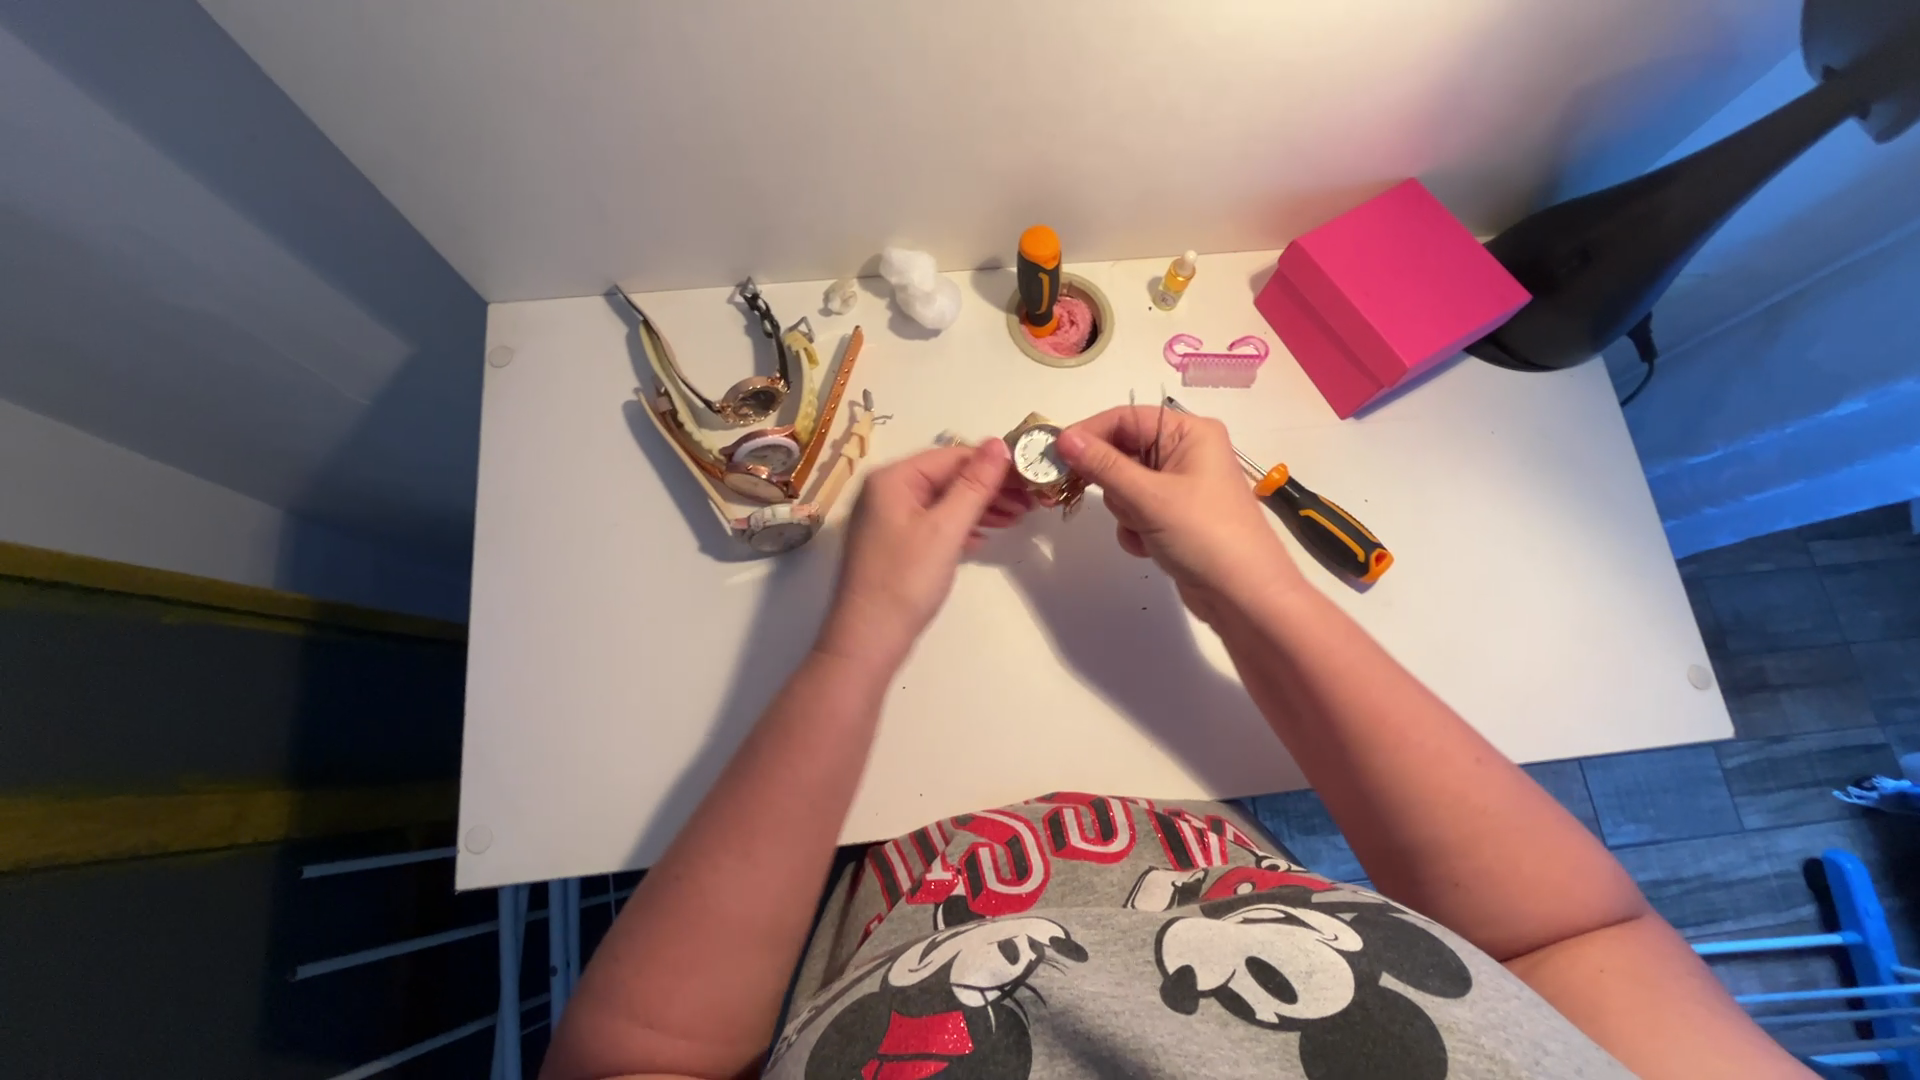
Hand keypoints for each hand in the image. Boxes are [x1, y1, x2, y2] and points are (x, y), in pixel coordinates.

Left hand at [816, 440, 1020, 664]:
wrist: (868, 639)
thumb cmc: (906, 580)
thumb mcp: (946, 528)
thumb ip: (974, 485)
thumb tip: (999, 443)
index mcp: (893, 479)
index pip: (952, 456)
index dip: (994, 463)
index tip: (1031, 476)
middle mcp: (886, 492)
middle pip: (947, 477)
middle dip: (990, 487)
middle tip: (1032, 501)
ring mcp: (889, 520)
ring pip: (943, 502)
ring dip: (980, 507)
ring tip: (1017, 518)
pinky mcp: (895, 545)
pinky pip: (935, 524)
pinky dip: (962, 526)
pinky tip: (986, 537)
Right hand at [1058, 406, 1301, 622]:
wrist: (1244, 596)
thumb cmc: (1204, 535)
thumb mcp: (1149, 497)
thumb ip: (1103, 466)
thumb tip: (1063, 439)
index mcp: (1189, 433)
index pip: (1125, 418)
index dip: (1089, 434)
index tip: (1055, 454)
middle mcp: (1185, 453)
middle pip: (1122, 452)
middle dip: (1111, 481)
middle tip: (1091, 497)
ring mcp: (1180, 487)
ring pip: (1124, 486)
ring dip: (1125, 511)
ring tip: (1144, 529)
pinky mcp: (1174, 517)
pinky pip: (1136, 512)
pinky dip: (1134, 529)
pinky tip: (1148, 546)